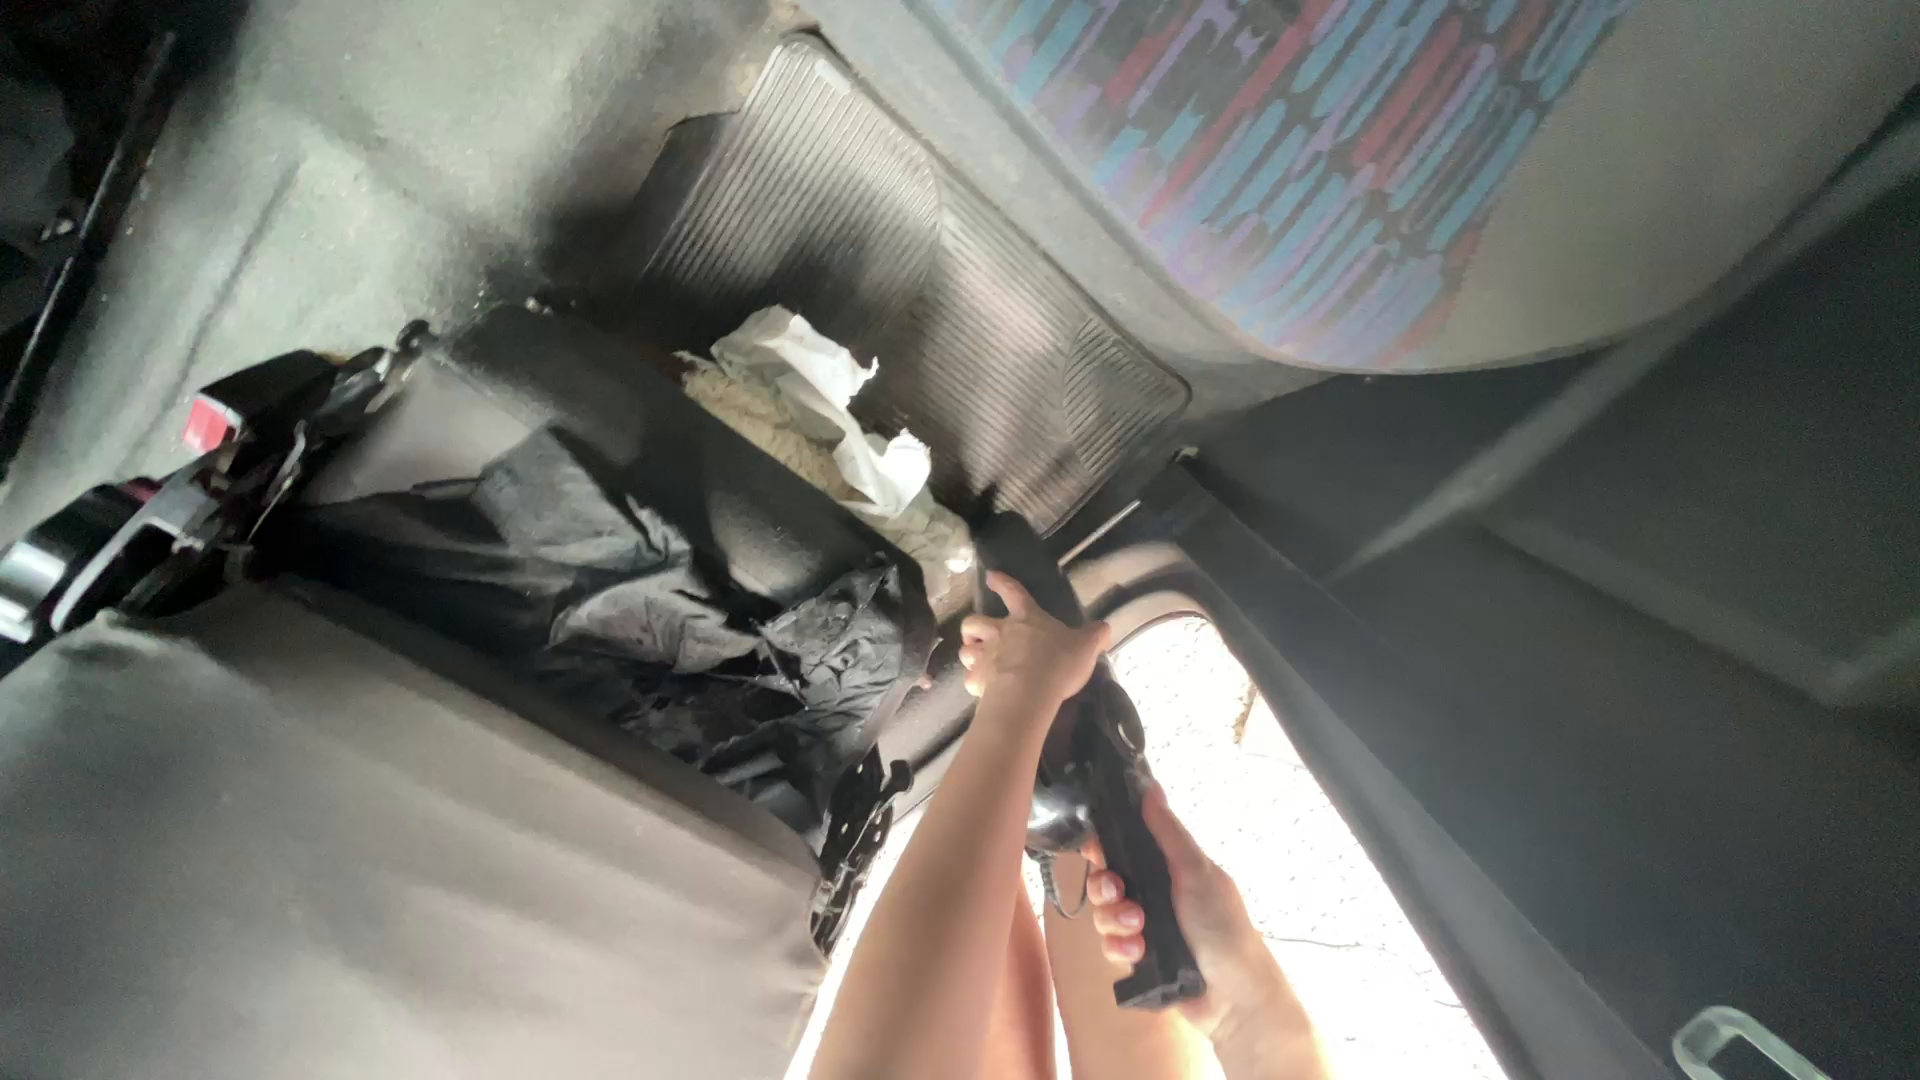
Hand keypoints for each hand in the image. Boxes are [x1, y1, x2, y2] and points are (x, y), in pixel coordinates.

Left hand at [957, 571, 1110, 706]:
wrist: (1029, 692)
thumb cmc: (1057, 663)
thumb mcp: (1085, 647)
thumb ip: (1095, 635)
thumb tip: (1105, 628)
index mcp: (1026, 618)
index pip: (1013, 592)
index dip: (1002, 582)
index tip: (991, 575)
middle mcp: (999, 633)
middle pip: (974, 621)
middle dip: (973, 627)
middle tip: (977, 634)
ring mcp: (985, 656)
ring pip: (966, 650)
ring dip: (970, 653)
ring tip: (977, 661)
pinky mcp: (977, 681)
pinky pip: (970, 680)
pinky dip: (975, 683)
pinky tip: (983, 690)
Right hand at [1084, 786, 1295, 1045]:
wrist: (1235, 997)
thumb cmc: (1222, 925)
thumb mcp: (1197, 872)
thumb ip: (1168, 832)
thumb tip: (1150, 786)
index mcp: (1165, 867)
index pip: (1122, 846)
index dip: (1103, 846)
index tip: (1098, 851)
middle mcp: (1150, 893)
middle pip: (1104, 879)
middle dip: (1105, 887)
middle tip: (1119, 893)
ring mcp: (1142, 926)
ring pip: (1103, 914)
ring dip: (1115, 920)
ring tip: (1139, 931)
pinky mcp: (1137, 958)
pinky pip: (1110, 946)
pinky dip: (1121, 948)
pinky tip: (1138, 953)